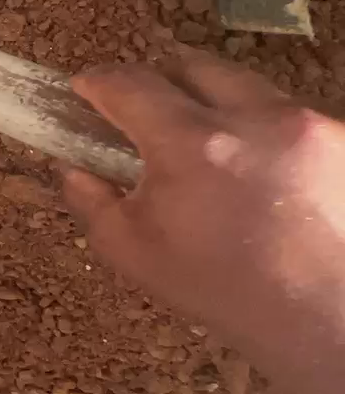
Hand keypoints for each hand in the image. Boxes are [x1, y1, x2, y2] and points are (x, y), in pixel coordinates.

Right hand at [63, 52, 344, 393]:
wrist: (334, 326)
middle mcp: (261, 121)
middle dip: (158, 80)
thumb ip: (90, 197)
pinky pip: (289, 121)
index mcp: (192, 142)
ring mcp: (318, 131)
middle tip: (139, 111)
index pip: (127, 83)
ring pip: (248, 90)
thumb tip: (75, 169)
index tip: (82, 90)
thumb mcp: (127, 246)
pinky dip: (258, 133)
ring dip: (213, 106)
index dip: (95, 82)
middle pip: (195, 67)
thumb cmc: (220, 286)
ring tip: (202, 148)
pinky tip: (252, 174)